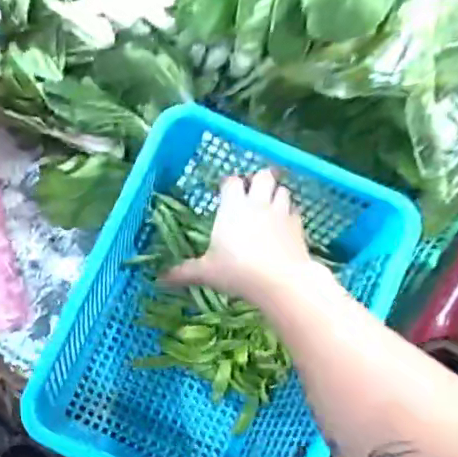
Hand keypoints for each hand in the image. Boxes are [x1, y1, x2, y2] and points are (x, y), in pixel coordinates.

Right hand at [162, 169, 333, 307]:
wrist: (280, 280)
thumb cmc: (236, 271)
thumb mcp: (205, 272)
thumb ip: (184, 272)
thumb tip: (160, 279)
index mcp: (232, 207)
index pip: (231, 182)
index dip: (227, 185)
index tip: (223, 192)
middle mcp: (257, 203)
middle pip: (263, 176)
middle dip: (257, 181)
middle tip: (250, 194)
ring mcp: (281, 212)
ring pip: (283, 190)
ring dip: (275, 194)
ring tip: (268, 207)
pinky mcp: (298, 226)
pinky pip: (295, 212)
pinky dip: (289, 215)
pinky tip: (283, 227)